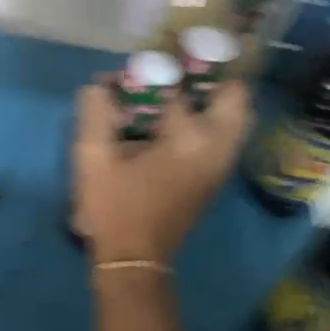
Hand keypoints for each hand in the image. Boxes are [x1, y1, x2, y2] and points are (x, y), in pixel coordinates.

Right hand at [71, 78, 253, 264]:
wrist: (133, 262)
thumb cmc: (114, 208)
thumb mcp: (93, 157)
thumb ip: (95, 113)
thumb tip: (99, 86)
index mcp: (189, 139)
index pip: (180, 88)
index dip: (158, 72)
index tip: (137, 70)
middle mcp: (215, 149)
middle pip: (236, 99)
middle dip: (212, 77)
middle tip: (181, 68)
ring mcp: (219, 167)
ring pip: (236, 120)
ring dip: (216, 99)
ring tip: (181, 90)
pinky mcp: (214, 179)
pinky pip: (226, 137)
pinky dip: (213, 120)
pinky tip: (178, 119)